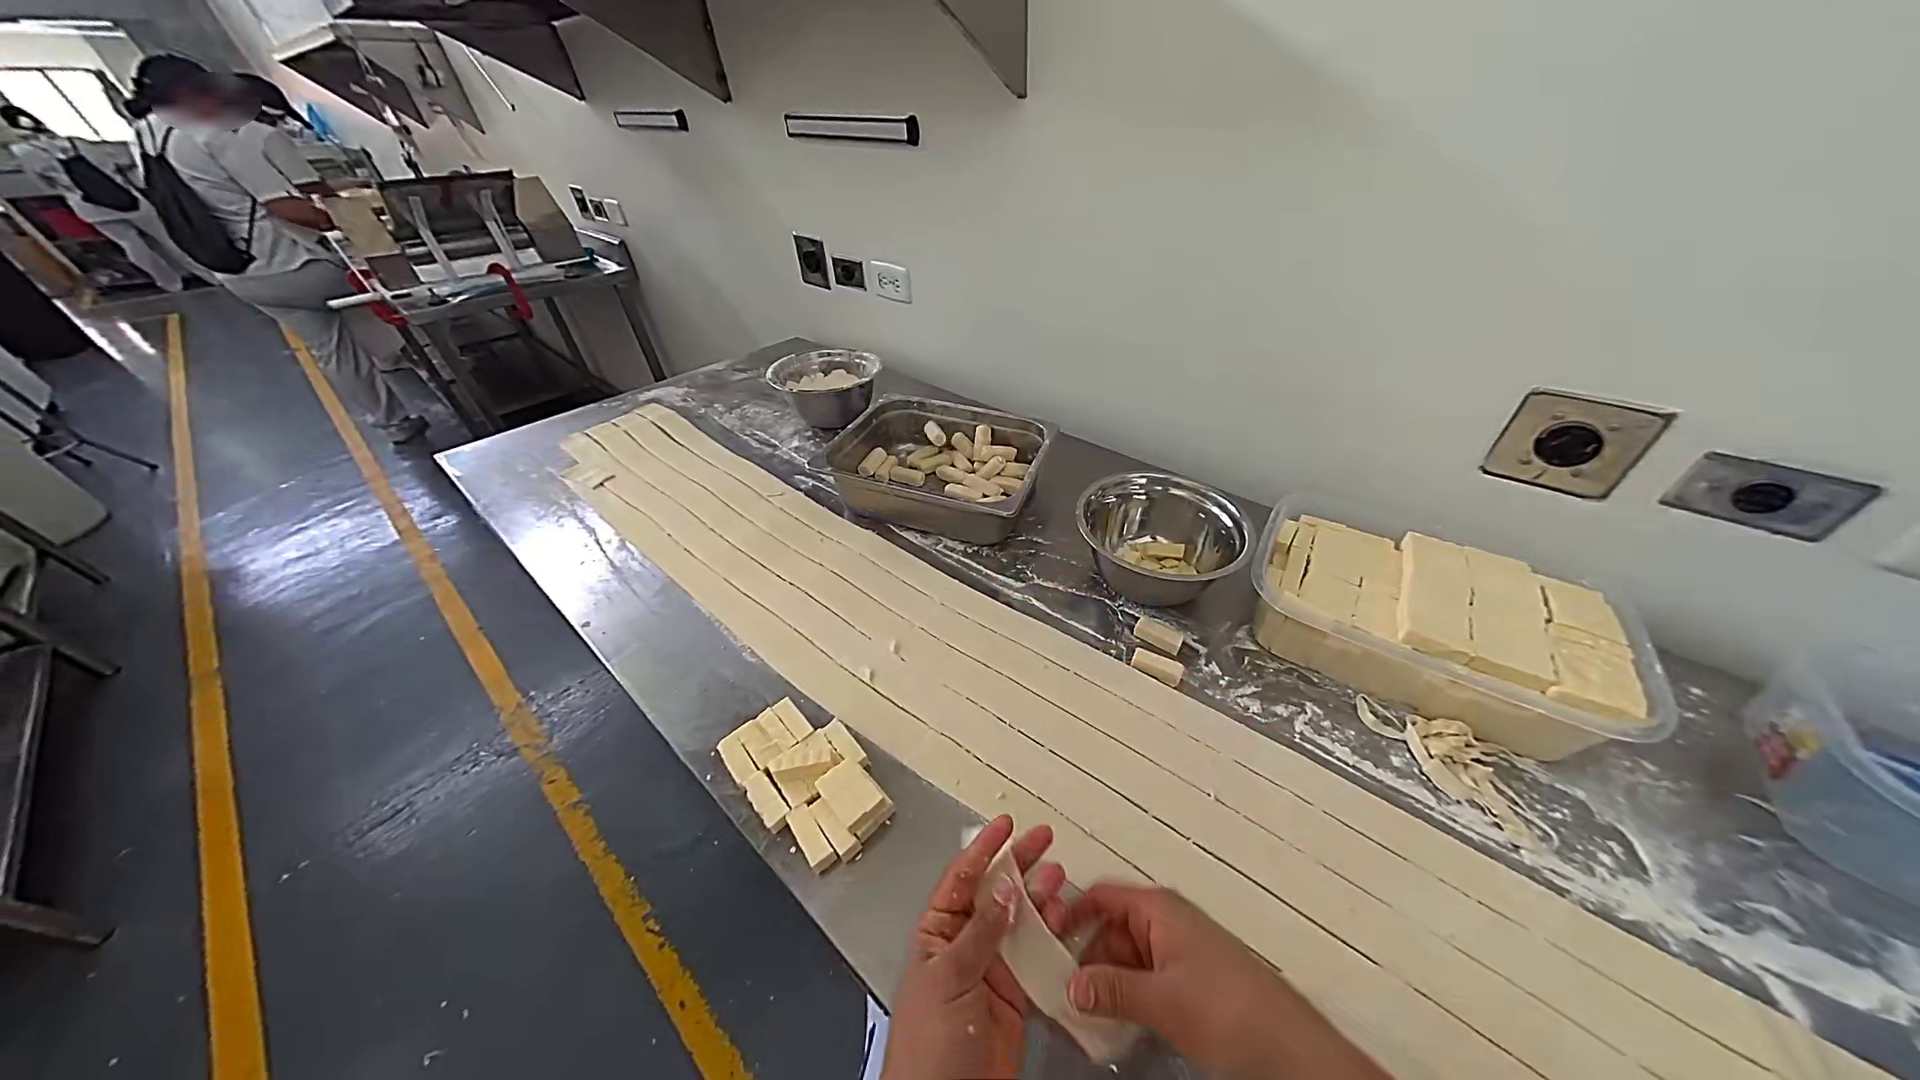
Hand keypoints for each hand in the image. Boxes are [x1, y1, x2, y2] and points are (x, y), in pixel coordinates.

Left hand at [880, 816, 1068, 1079]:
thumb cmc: (927, 1044)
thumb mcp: (949, 978)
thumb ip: (980, 933)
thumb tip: (1004, 890)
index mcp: (938, 932)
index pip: (962, 878)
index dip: (984, 849)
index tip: (1005, 826)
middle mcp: (965, 943)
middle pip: (996, 892)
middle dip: (1019, 863)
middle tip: (1043, 839)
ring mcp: (992, 968)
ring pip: (1020, 921)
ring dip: (1039, 897)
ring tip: (1058, 875)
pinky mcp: (1015, 994)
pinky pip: (1035, 956)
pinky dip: (1050, 937)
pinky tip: (1062, 919)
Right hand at [1066, 884, 1387, 1079]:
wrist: (1294, 1051)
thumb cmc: (1232, 1010)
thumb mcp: (1163, 1001)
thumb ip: (1112, 989)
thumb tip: (1071, 986)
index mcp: (1158, 908)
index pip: (1100, 895)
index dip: (1069, 912)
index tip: (1043, 940)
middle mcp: (1166, 920)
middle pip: (1109, 927)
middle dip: (1085, 956)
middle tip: (1061, 989)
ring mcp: (1178, 950)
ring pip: (1125, 955)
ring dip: (1105, 980)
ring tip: (1084, 1011)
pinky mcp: (1189, 978)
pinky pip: (1144, 976)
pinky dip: (1126, 994)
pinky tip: (1115, 1020)